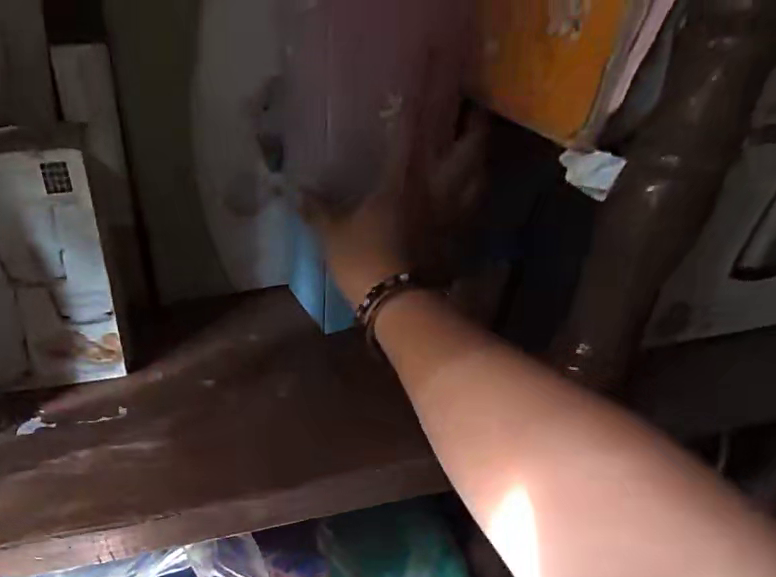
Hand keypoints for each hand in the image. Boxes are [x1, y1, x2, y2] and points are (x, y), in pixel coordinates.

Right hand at [305, 101, 486, 307]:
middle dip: (473, 127)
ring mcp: (453, 215)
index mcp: (403, 178)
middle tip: (472, 114)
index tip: (426, 75)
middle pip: (469, 147)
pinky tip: (469, 199)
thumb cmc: (362, 260)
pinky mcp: (460, 242)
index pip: (411, 129)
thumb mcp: (333, 235)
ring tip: (475, 156)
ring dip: (480, 163)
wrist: (396, 303)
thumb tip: (295, 193)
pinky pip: (474, 212)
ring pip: (480, 179)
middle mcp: (436, 188)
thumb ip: (318, 211)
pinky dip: (474, 201)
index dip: (419, 100)